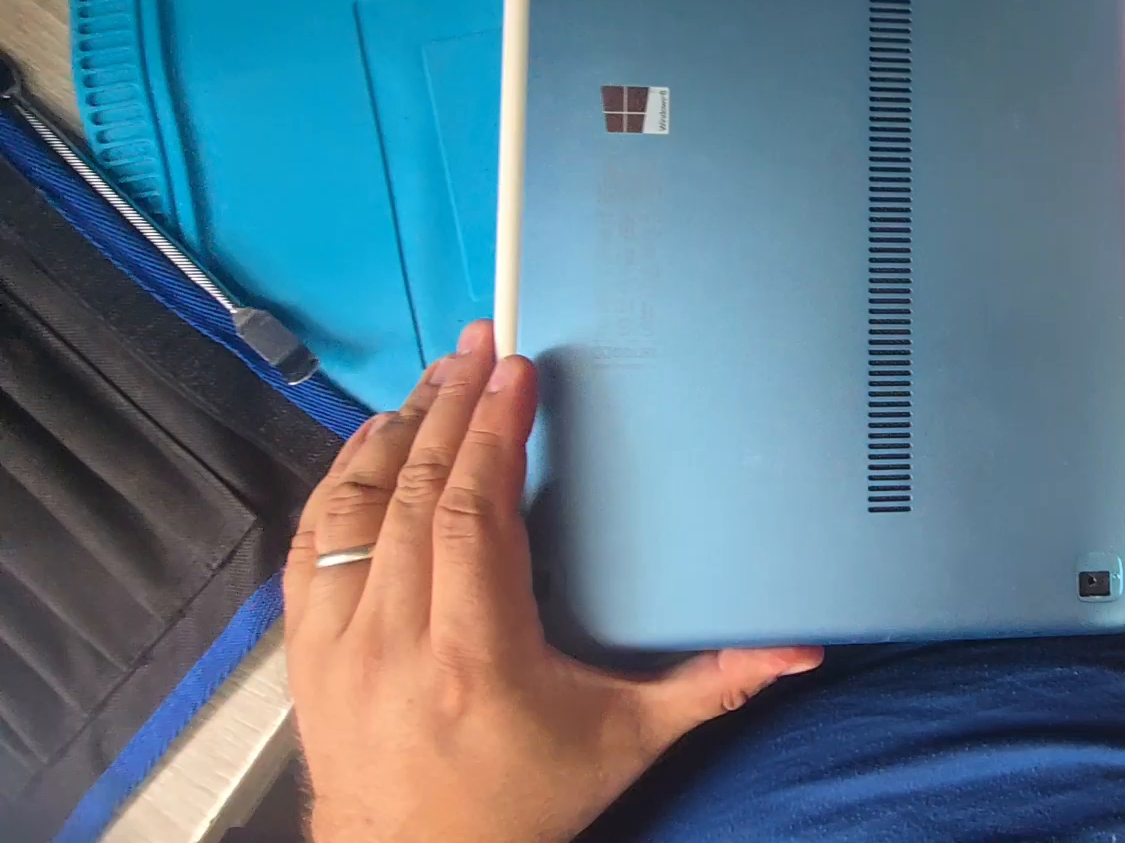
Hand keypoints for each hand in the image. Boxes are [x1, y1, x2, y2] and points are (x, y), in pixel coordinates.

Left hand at [286, 320, 821, 842]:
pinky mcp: (306, 652)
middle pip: (414, 494)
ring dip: (397, 430)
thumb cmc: (529, 799)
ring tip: (436, 374)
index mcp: (474, 653)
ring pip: (354, 508)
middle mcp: (390, 640)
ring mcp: (334, 645)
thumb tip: (801, 652)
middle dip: (450, 407)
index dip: (493, 435)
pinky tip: (378, 439)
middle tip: (480, 344)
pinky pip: (311, 542)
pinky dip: (345, 477)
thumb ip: (715, 686)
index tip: (516, 375)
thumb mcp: (633, 740)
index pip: (475, 516)